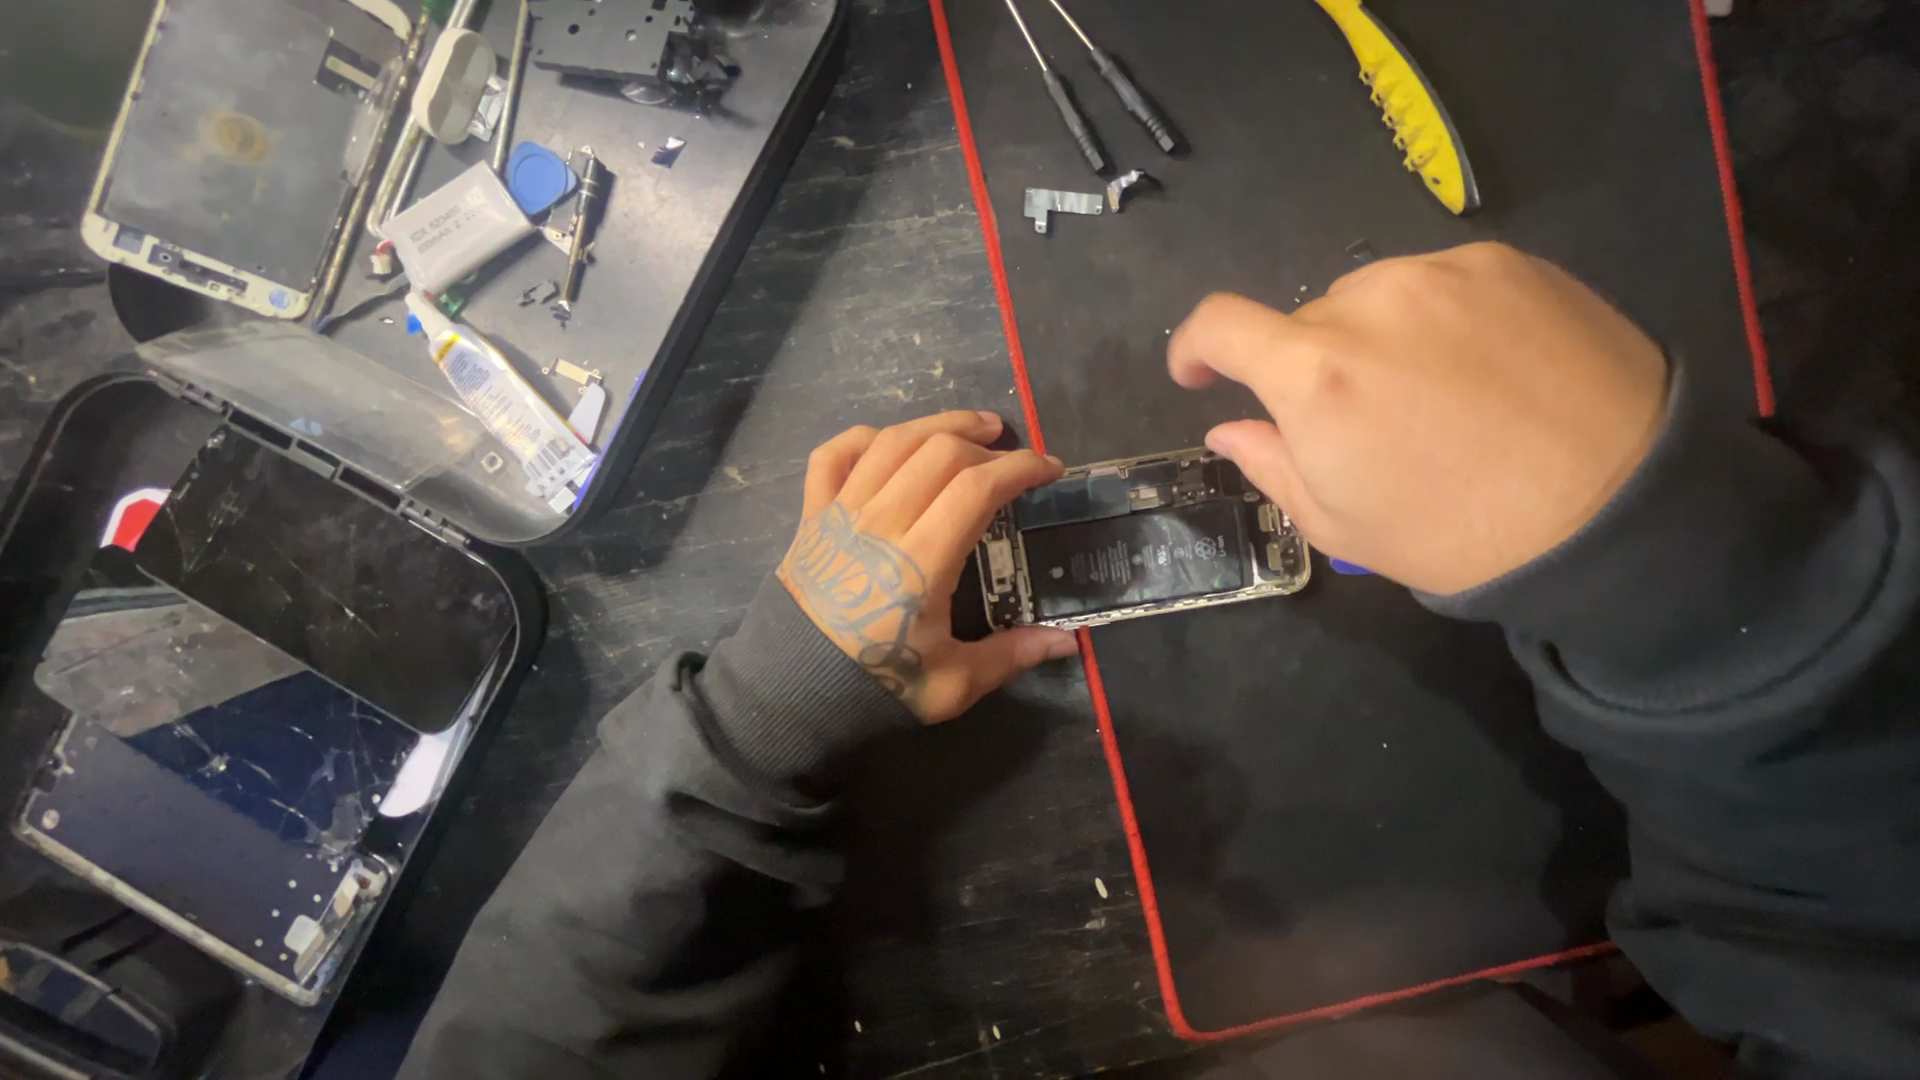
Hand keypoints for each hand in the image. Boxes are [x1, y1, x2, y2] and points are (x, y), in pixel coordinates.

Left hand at [777, 411, 1077, 723]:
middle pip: (940, 451)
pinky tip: (892, 441)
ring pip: (893, 441)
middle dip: (986, 443)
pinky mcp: (812, 513)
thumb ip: (1013, 655)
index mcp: (922, 559)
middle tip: (1013, 456)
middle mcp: (882, 520)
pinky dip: (865, 437)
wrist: (792, 688)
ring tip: (971, 429)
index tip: (1050, 470)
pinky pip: (834, 454)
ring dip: (937, 425)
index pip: (978, 486)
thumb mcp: (954, 683)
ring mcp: (842, 511)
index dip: (1022, 467)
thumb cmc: (877, 683)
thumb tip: (1070, 640)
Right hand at [1168, 242, 1668, 595]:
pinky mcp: (1510, 263)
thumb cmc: (1452, 532)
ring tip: (1421, 394)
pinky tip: (1474, 369)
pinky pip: (1434, 285)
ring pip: (1367, 299)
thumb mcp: (1336, 521)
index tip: (1198, 375)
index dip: (1192, 346)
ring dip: (1365, 339)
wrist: (1619, 511)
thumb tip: (1227, 427)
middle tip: (1350, 420)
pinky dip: (1427, 321)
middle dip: (1303, 366)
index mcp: (1315, 373)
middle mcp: (1371, 303)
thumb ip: (1267, 462)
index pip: (1219, 324)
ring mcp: (1444, 273)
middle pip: (1301, 322)